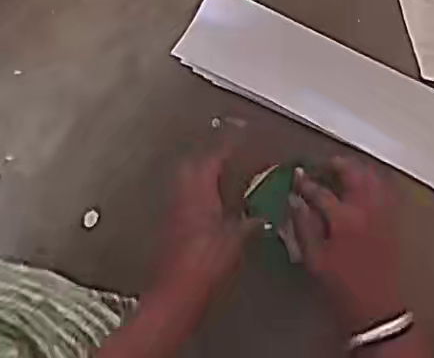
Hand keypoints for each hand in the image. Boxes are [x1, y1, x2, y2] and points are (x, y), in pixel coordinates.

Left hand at [150, 139, 260, 298]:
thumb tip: (263, 215)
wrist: (175, 294)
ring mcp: (174, 208)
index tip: (243, 137)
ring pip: (188, 180)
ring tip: (225, 179)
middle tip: (232, 157)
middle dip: (213, 157)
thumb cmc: (206, 260)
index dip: (230, 145)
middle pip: (195, 162)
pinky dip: (199, 194)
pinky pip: (186, 197)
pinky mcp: (170, 226)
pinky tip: (213, 206)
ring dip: (205, 175)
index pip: (215, 155)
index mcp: (200, 186)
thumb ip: (250, 221)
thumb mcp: (237, 238)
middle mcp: (183, 191)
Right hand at [288, 157, 404, 330]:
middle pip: (351, 172)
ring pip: (370, 174)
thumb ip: (303, 227)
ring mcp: (382, 209)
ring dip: (354, 168)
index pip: (320, 192)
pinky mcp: (393, 216)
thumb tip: (294, 201)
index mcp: (343, 219)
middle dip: (334, 164)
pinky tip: (363, 182)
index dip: (306, 183)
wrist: (378, 310)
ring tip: (341, 170)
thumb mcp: (315, 262)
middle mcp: (365, 207)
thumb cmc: (342, 288)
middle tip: (322, 166)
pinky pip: (384, 186)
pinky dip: (372, 178)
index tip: (296, 176)